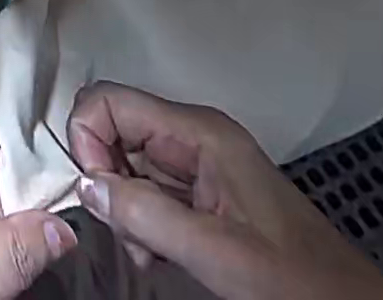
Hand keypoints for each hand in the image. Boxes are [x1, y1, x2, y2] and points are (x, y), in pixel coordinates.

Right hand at [67, 82, 382, 299]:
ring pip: (121, 160)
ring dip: (121, 204)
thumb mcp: (218, 252)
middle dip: (104, 177)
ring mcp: (193, 160)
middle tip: (126, 229)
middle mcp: (190, 134)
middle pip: (111, 129)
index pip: (108, 101)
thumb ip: (145, 214)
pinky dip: (136, 216)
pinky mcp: (195, 187)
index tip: (97, 190)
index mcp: (197, 131)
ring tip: (146, 249)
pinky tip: (155, 249)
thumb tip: (84, 185)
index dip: (87, 138)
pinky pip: (142, 186)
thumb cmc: (298, 282)